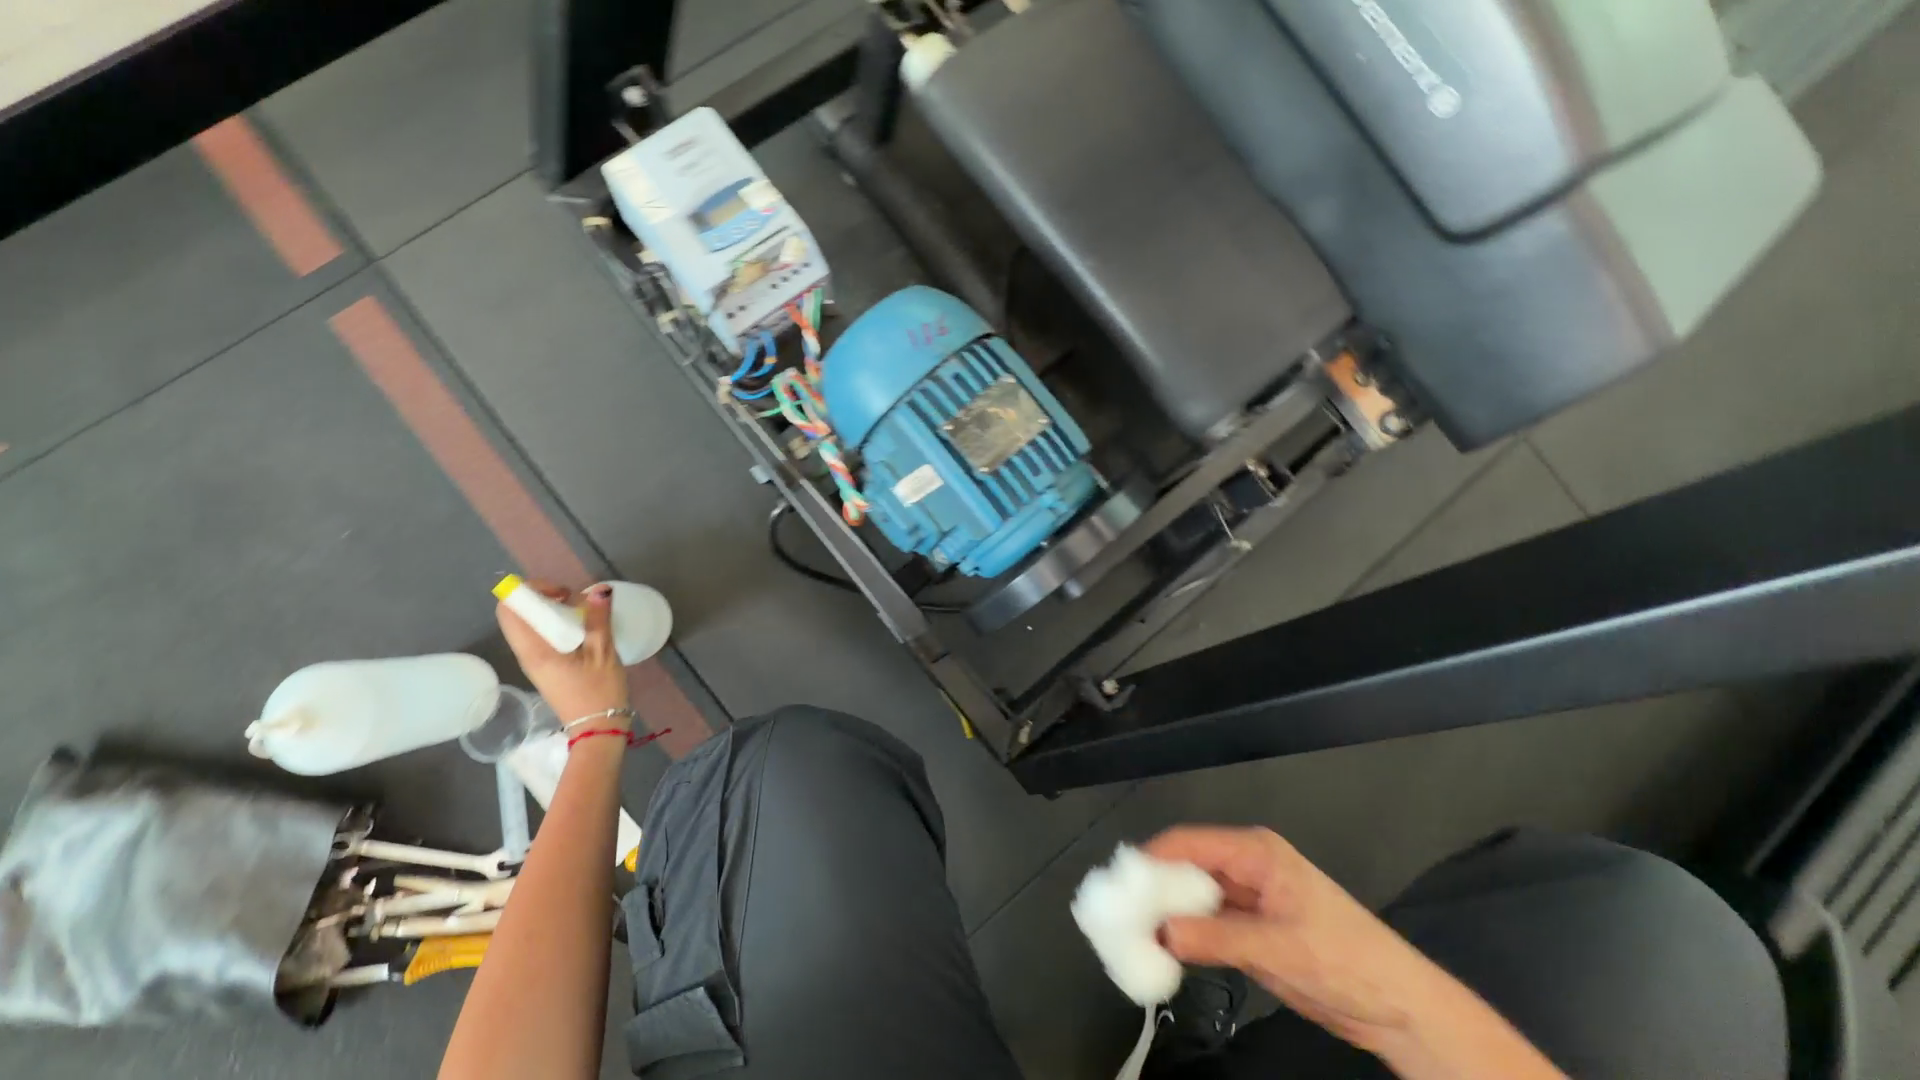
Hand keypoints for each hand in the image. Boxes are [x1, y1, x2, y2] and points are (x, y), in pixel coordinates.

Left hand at [496, 580, 628, 725]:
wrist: (598, 730)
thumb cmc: (599, 693)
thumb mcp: (604, 654)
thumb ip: (599, 620)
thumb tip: (599, 590)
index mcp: (535, 650)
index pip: (509, 609)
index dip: (530, 590)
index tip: (561, 592)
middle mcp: (527, 654)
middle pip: (518, 615)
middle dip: (543, 598)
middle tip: (574, 600)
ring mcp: (534, 662)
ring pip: (529, 626)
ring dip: (550, 612)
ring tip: (581, 614)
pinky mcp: (544, 668)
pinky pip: (539, 637)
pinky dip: (555, 626)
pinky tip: (581, 631)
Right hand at [1145, 826, 1438, 1053]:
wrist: (1398, 1005)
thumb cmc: (1347, 961)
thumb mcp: (1281, 948)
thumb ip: (1217, 938)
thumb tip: (1159, 933)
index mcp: (1256, 853)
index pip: (1188, 843)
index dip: (1150, 860)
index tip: (1116, 887)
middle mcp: (1246, 869)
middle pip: (1184, 868)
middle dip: (1151, 889)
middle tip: (1116, 917)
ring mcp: (1246, 902)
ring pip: (1190, 898)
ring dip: (1164, 915)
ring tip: (1128, 936)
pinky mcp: (1248, 932)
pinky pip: (1203, 926)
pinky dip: (1182, 936)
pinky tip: (1159, 951)